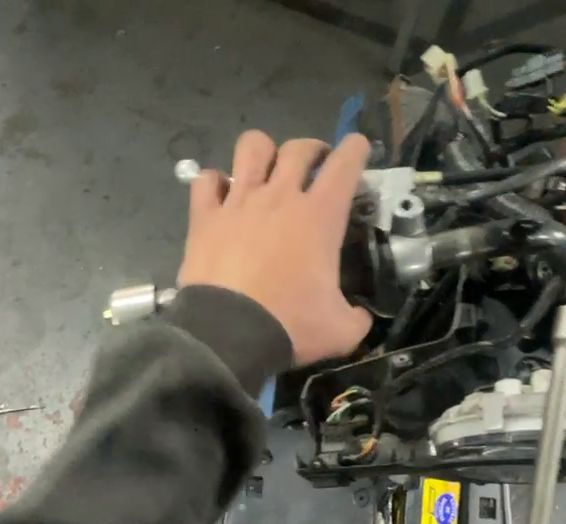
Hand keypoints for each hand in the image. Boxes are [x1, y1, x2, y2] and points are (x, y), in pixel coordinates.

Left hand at [179, 131, 373, 364]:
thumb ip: (357, 318)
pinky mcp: (205, 218)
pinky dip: (213, 183)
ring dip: (263, 152)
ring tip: (265, 171)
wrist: (229, 335)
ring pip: (252, 147)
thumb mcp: (341, 331)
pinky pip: (206, 180)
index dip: (355, 150)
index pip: (346, 163)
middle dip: (312, 150)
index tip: (357, 150)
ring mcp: (239, 202)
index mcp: (320, 215)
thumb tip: (360, 316)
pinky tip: (220, 196)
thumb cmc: (290, 326)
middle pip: (299, 148)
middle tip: (313, 168)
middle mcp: (280, 196)